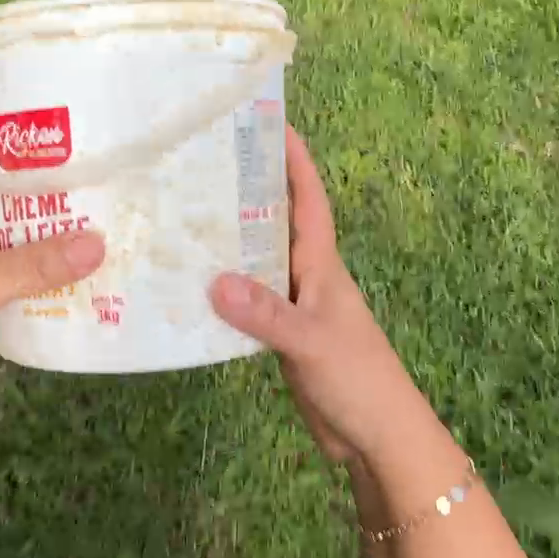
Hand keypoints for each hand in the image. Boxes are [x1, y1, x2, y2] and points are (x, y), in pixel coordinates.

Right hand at [209, 127, 435, 464]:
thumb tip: (214, 281)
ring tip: (182, 212)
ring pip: (255, 257)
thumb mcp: (311, 340)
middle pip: (273, 219)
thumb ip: (266, 313)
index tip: (270, 121)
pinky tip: (191, 283)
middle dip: (247, 187)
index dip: (294, 158)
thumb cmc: (356, 376)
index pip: (308, 196)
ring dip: (228, 237)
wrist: (376, 436)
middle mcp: (303, 272)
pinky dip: (223, 286)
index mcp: (320, 261)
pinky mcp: (278, 331)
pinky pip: (246, 296)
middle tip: (202, 161)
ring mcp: (291, 301)